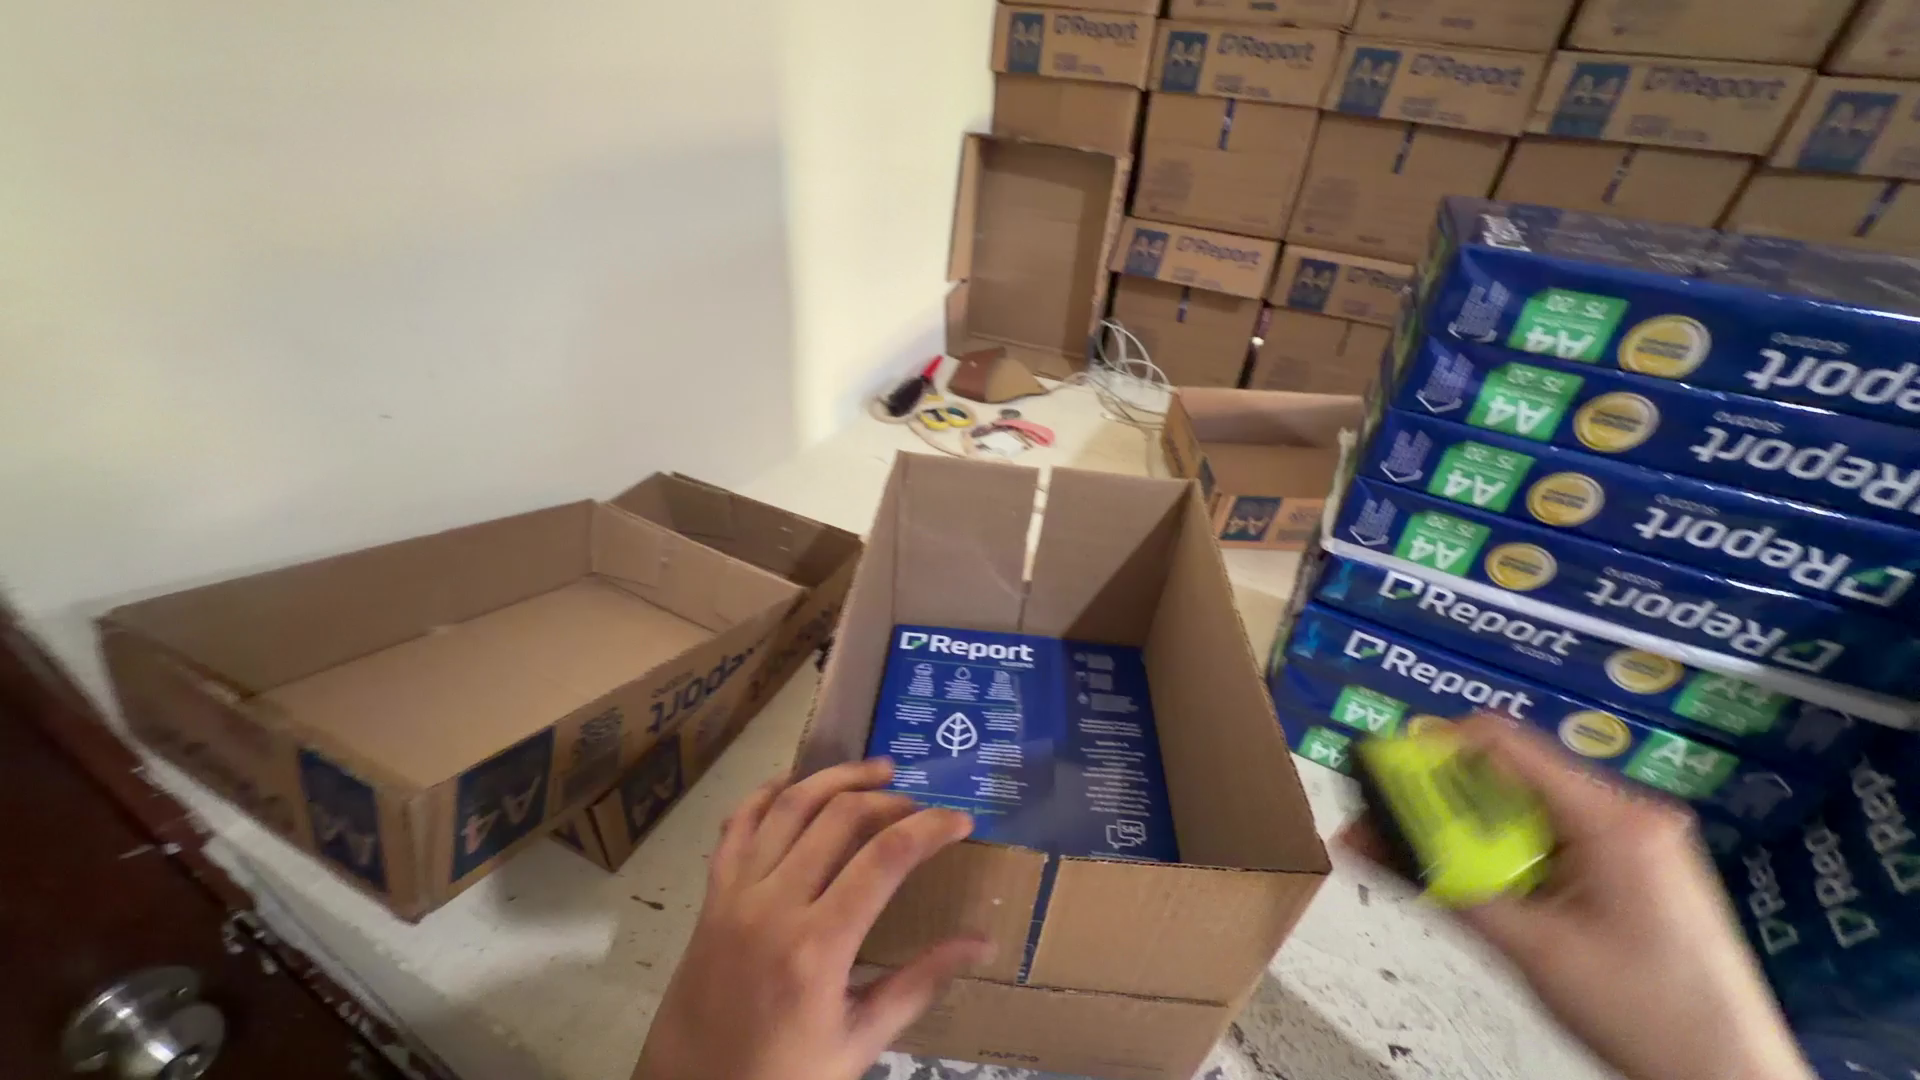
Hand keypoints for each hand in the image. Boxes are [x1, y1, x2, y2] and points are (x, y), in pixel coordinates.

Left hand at [632, 758, 990, 1079]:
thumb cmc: (782, 1078)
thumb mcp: (859, 1043)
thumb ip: (920, 983)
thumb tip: (982, 943)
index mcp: (818, 947)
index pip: (884, 859)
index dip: (929, 828)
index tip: (961, 819)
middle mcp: (775, 905)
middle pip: (839, 818)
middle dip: (888, 799)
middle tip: (919, 804)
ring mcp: (736, 893)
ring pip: (790, 806)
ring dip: (837, 777)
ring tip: (876, 770)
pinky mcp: (712, 893)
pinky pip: (738, 824)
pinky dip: (768, 793)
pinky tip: (797, 782)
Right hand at [1343, 714, 1813, 1079]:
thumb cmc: (1648, 1018)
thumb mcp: (1529, 948)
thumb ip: (1440, 885)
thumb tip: (1359, 841)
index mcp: (1612, 820)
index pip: (1500, 743)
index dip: (1431, 749)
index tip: (1380, 775)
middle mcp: (1622, 815)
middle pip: (1501, 778)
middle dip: (1430, 801)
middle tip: (1374, 829)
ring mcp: (1625, 841)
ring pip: (1514, 810)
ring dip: (1455, 831)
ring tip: (1399, 858)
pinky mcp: (1621, 868)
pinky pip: (1537, 838)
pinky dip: (1489, 853)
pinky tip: (1456, 880)